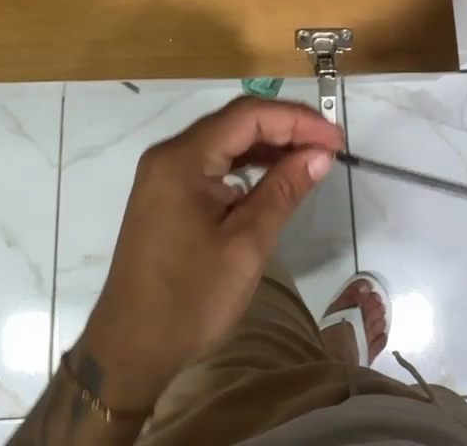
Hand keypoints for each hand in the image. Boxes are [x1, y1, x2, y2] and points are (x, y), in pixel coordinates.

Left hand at [77, 97, 343, 412]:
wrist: (131, 349)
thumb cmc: (190, 300)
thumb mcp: (246, 245)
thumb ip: (283, 191)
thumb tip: (320, 154)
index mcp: (182, 159)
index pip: (247, 116)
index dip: (296, 120)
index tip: (336, 138)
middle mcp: (169, 155)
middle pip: (234, 123)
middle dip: (285, 129)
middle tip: (330, 146)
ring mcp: (164, 175)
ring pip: (224, 142)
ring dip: (268, 146)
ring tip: (312, 158)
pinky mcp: (166, 195)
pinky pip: (211, 164)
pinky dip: (246, 166)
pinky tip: (275, 176)